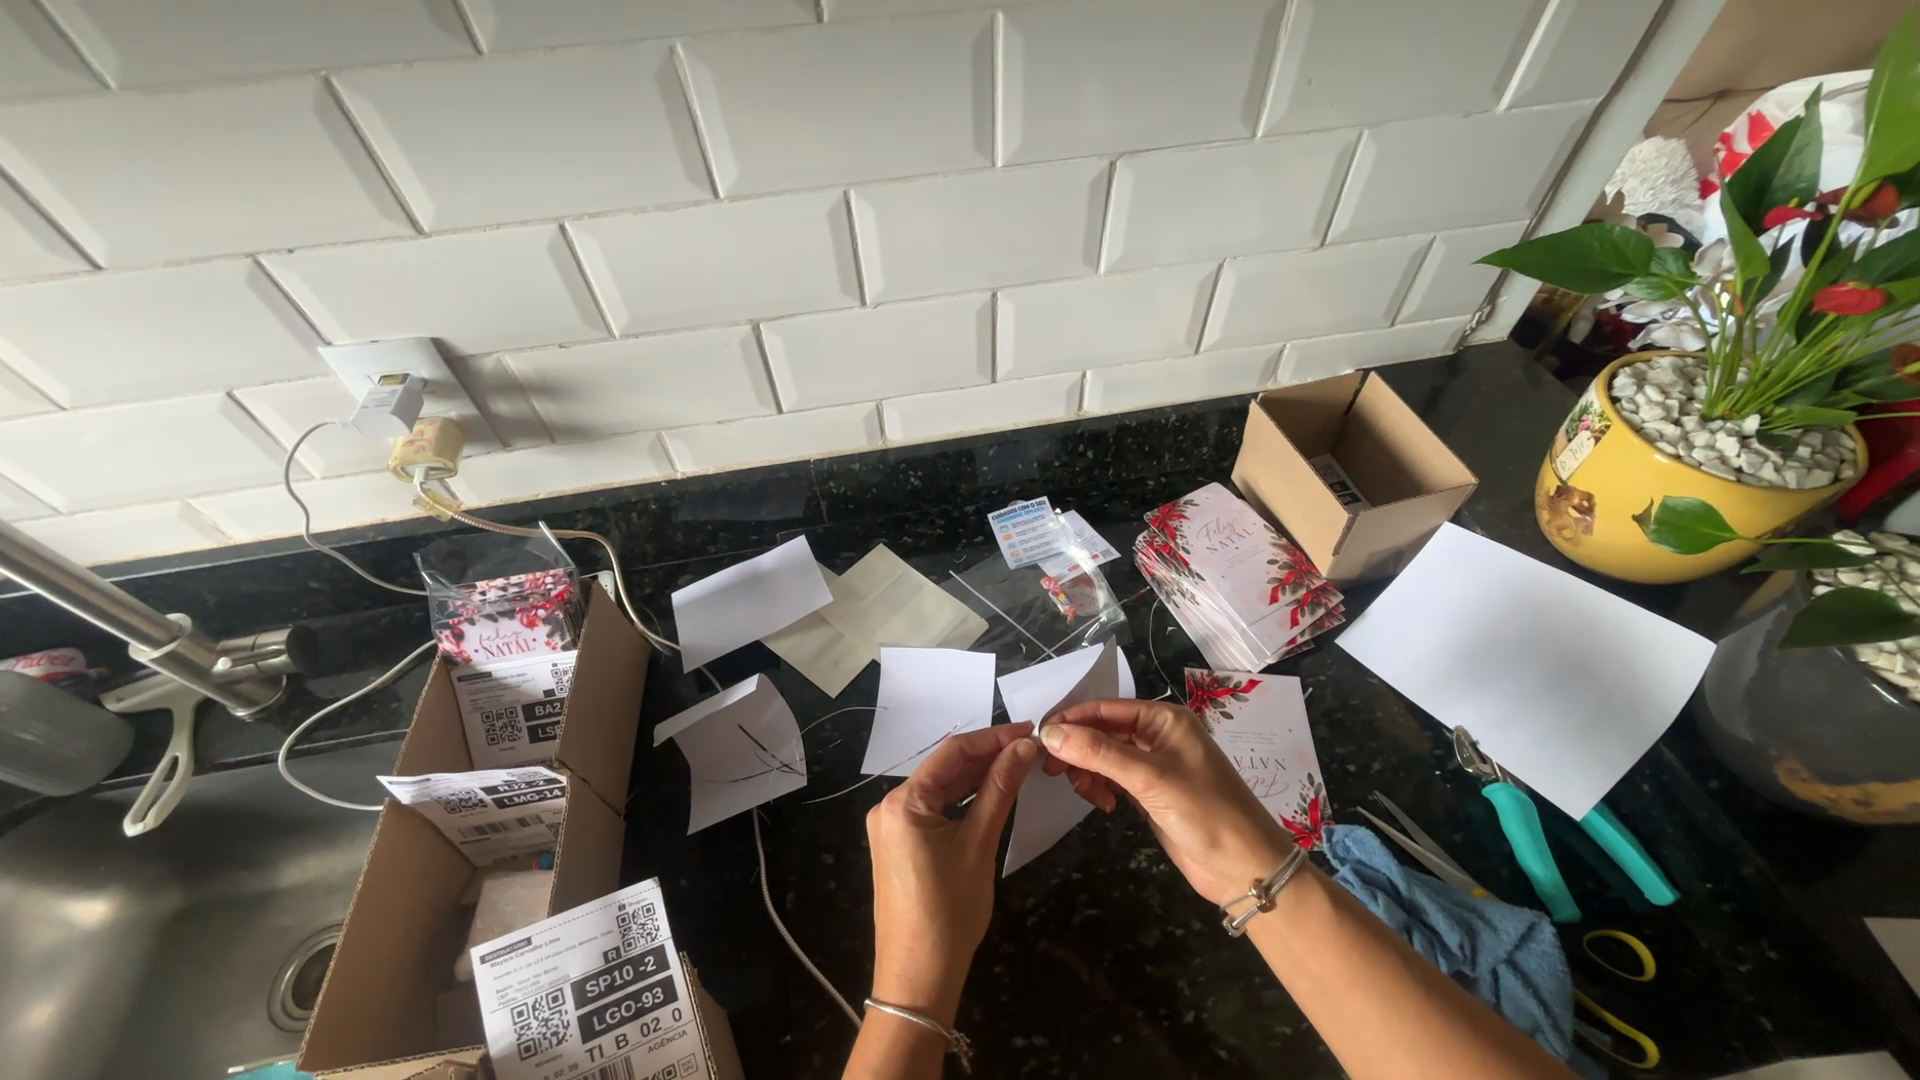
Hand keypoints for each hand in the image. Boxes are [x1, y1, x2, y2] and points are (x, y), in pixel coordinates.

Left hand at [865, 722, 1039, 1024]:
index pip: (952, 753)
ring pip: (940, 789)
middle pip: (944, 768)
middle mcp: (889, 807)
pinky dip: (962, 800)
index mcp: (903, 802)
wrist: (918, 977)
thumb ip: (1000, 790)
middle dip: (987, 756)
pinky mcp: (898, 845)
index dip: (993, 737)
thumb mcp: (978, 844)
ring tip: (1017, 765)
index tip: (1029, 730)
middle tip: (1029, 747)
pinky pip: (933, 810)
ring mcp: (891, 827)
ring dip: (976, 777)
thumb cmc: (949, 911)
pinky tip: (990, 794)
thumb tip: (1024, 748)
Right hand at [1039, 700, 1290, 906]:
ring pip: (1104, 756)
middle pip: (1102, 731)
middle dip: (1077, 748)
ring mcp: (1155, 765)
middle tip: (1052, 771)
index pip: (1104, 708)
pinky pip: (1114, 778)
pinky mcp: (1151, 792)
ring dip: (1088, 771)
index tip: (1039, 739)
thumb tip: (1049, 732)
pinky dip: (1101, 787)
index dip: (1070, 720)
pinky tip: (1104, 804)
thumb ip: (1098, 753)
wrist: (1244, 868)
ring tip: (1086, 794)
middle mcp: (1158, 735)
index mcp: (1164, 719)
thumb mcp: (1149, 779)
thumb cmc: (1204, 812)